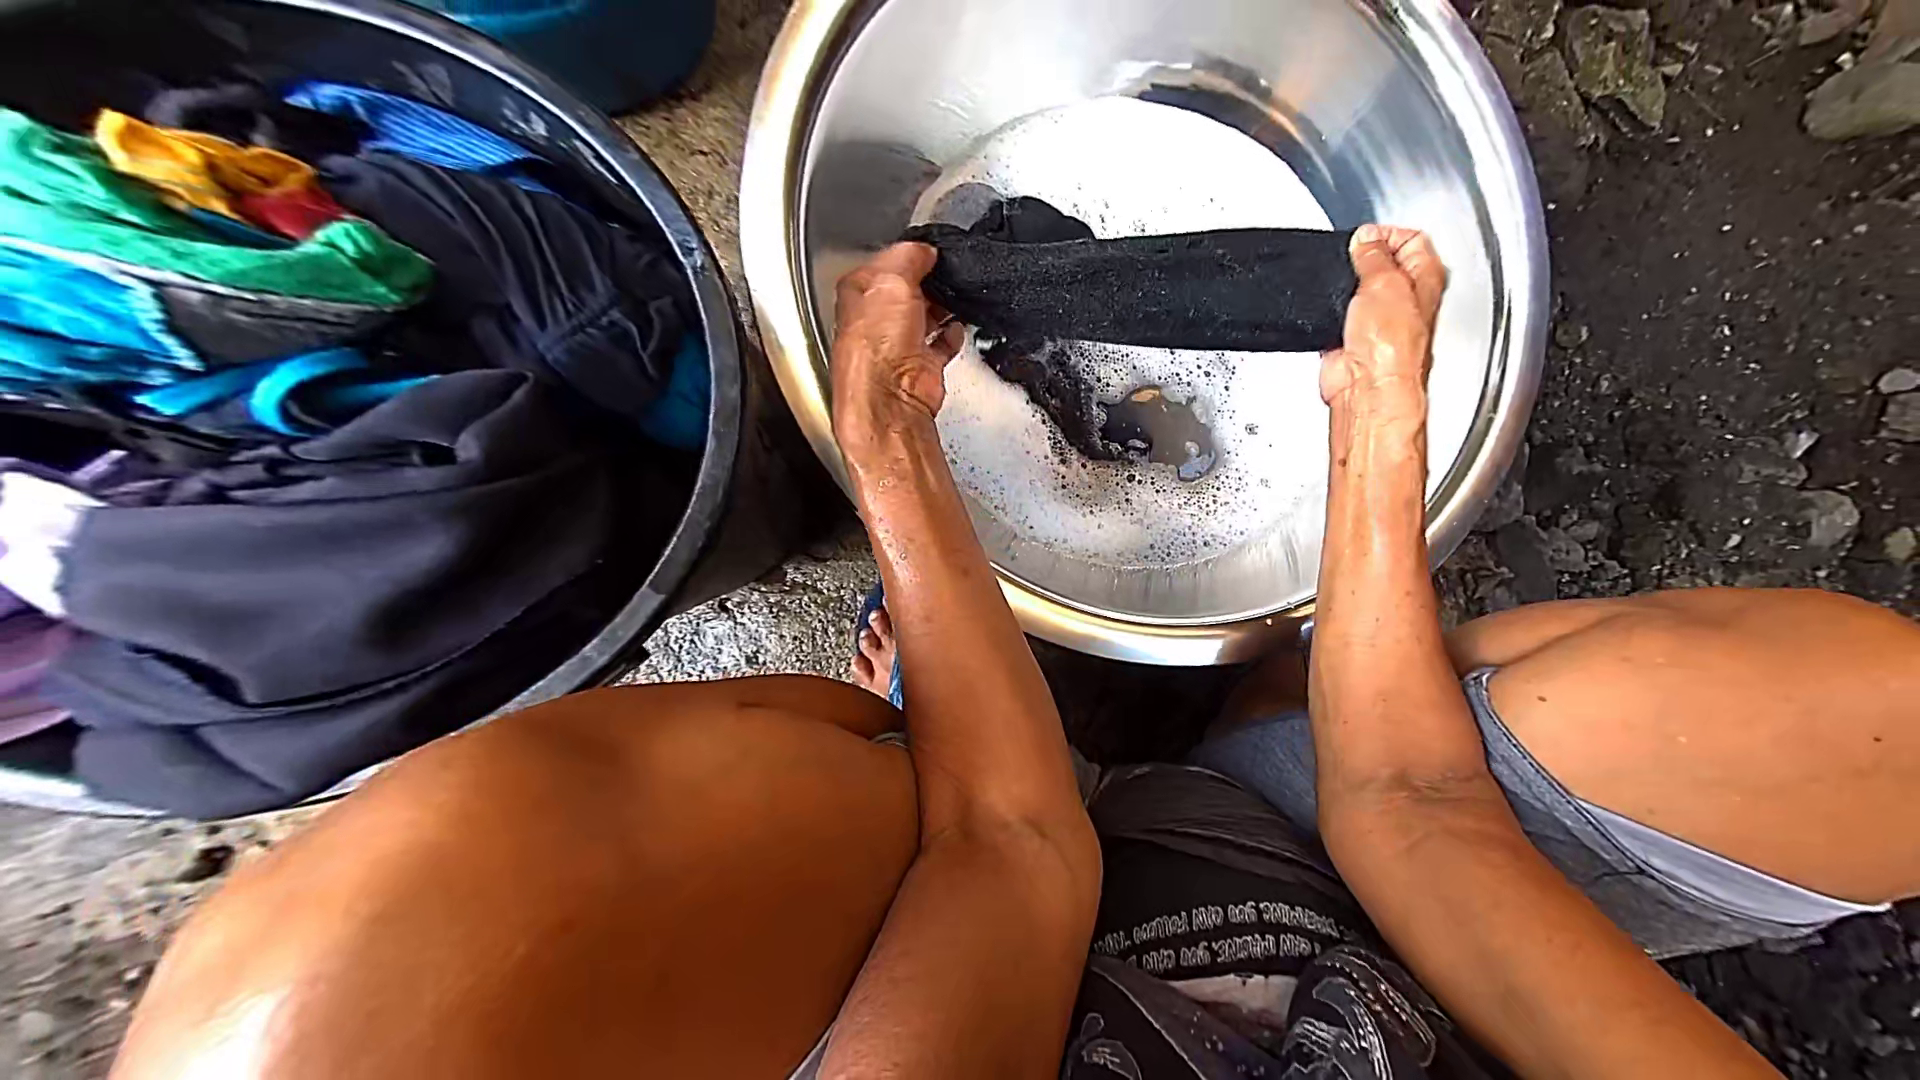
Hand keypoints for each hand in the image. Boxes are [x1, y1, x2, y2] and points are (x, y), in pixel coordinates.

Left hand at [831, 243, 965, 461]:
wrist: (891, 398)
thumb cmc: (876, 348)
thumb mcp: (892, 279)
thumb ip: (909, 257)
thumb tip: (923, 250)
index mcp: (858, 295)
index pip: (884, 265)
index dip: (907, 256)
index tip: (927, 252)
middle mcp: (875, 323)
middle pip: (905, 292)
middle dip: (926, 283)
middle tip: (942, 275)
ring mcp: (898, 347)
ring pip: (923, 317)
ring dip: (940, 308)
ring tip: (954, 298)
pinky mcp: (920, 367)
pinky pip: (940, 345)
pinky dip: (951, 336)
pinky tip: (956, 328)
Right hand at [1320, 225, 1446, 408]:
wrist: (1365, 384)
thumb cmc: (1390, 346)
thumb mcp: (1382, 281)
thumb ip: (1372, 255)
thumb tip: (1366, 239)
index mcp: (1426, 278)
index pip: (1410, 239)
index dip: (1384, 234)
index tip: (1363, 238)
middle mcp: (1405, 299)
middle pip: (1381, 264)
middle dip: (1360, 261)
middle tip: (1349, 263)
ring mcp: (1377, 320)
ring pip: (1356, 290)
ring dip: (1343, 289)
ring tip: (1339, 292)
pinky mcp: (1350, 338)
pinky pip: (1337, 316)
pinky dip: (1328, 313)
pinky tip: (1328, 314)